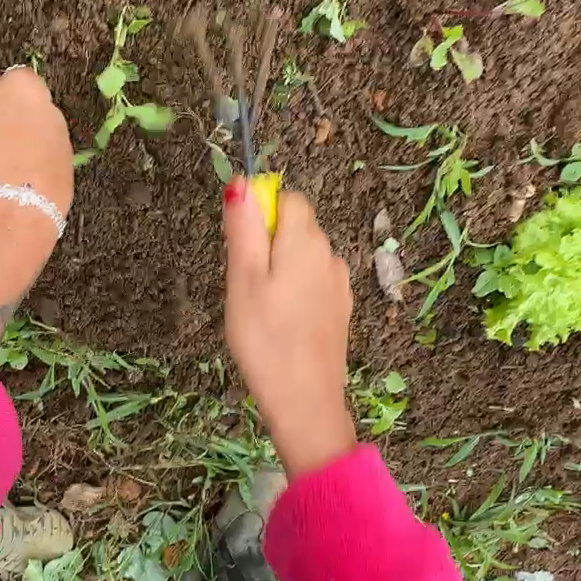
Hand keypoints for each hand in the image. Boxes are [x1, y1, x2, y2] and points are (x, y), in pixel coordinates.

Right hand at [222, 179, 357, 474]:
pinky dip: (294, 292)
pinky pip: (312, 282)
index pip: (286, 198)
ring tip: (260, 310)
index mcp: (305, 240)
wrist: (304, 400)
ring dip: (279, 270)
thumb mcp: (242, 279)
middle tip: (245, 286)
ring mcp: (339, 283)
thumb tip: (240, 181)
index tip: (242, 252)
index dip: (260, 216)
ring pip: (302, 256)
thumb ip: (244, 227)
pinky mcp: (340, 309)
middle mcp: (330, 254)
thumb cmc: (264, 338)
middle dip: (267, 244)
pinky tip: (281, 323)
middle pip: (295, 227)